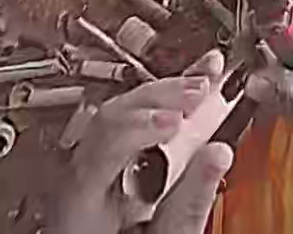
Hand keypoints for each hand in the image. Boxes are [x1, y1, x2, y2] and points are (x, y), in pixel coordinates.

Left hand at [50, 51, 235, 233]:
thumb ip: (186, 208)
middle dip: (160, 98)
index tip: (178, 119)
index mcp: (77, 208)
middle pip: (109, 119)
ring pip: (117, 116)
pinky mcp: (101, 175)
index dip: (141, 125)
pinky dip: (158, 108)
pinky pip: (125, 126)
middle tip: (200, 88)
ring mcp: (83, 177)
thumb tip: (218, 153)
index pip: (102, 145)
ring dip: (162, 97)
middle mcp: (74, 185)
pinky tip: (183, 99)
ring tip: (200, 85)